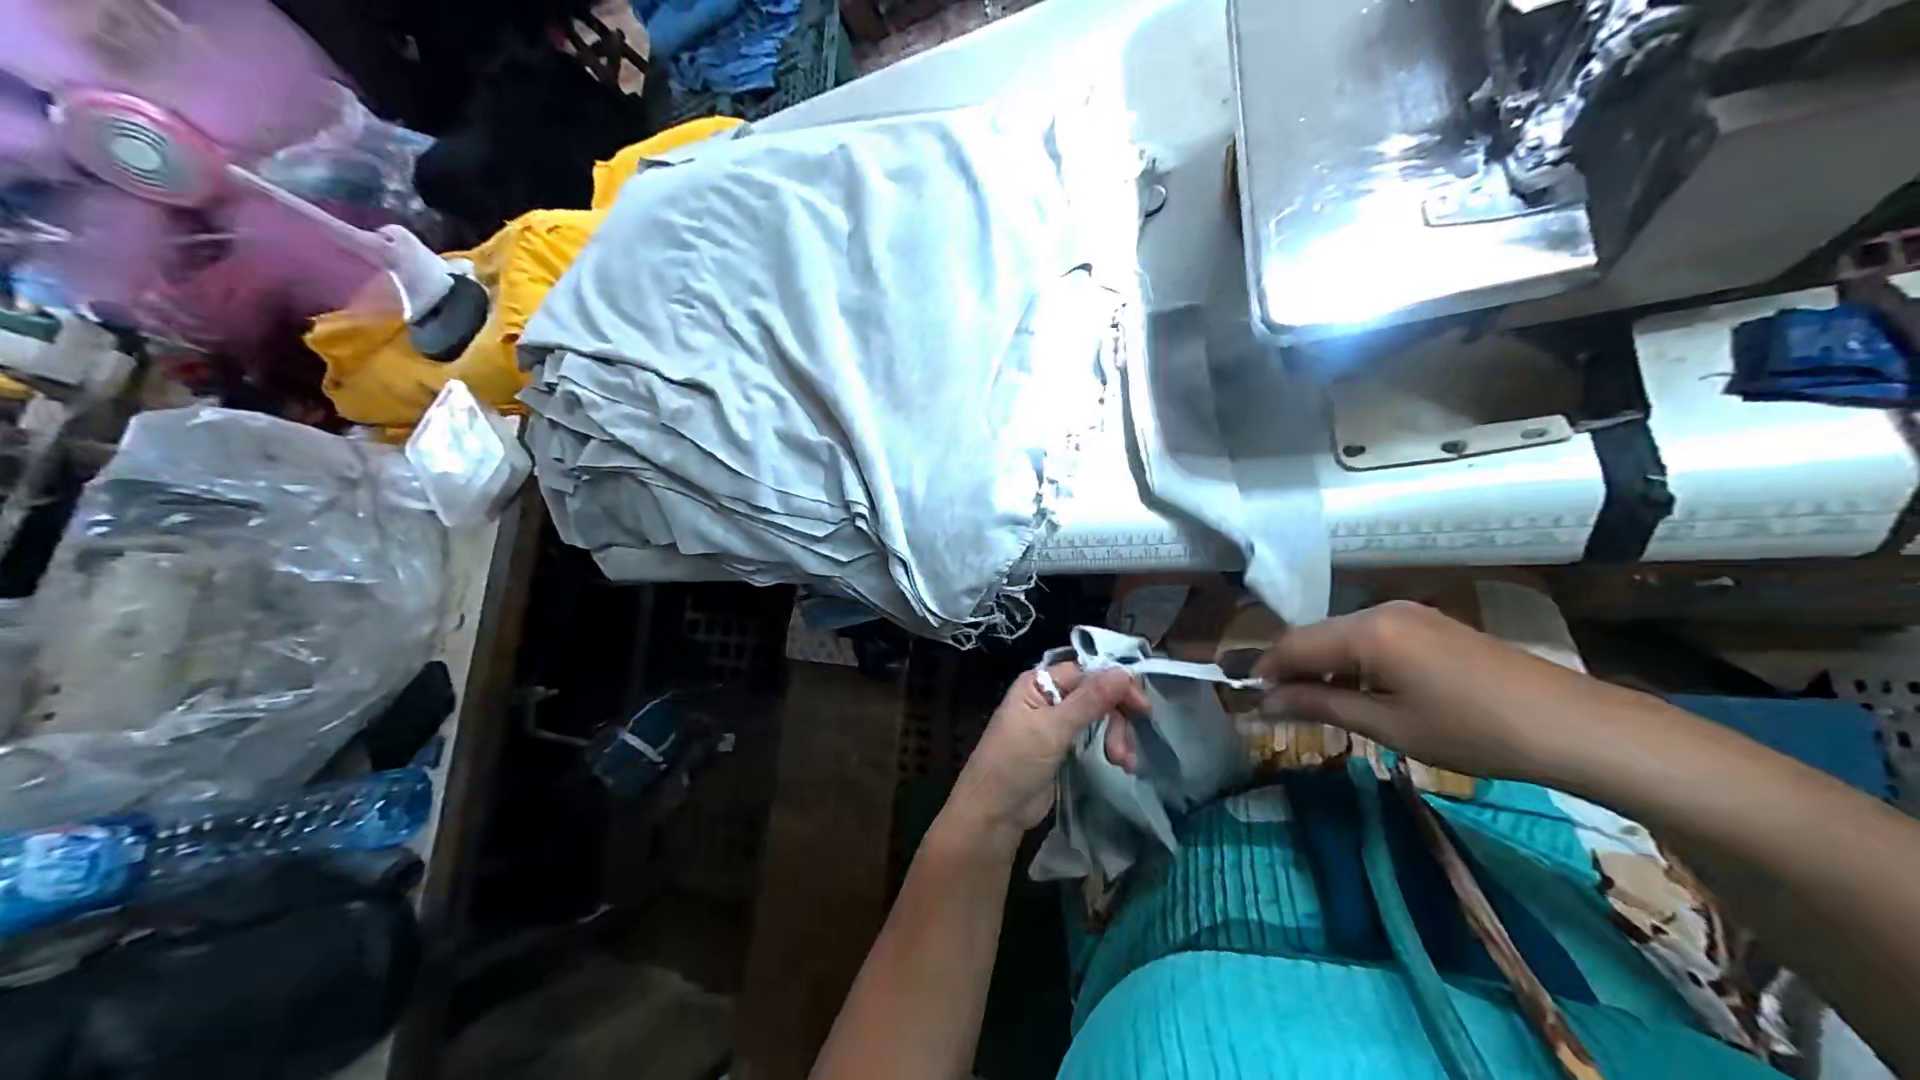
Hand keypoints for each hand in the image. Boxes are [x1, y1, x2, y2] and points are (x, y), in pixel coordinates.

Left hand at [947, 665, 1150, 841]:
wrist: (994, 812)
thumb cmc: (1015, 763)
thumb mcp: (1052, 730)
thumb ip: (1089, 701)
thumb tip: (1123, 671)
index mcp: (1038, 682)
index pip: (1086, 671)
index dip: (1116, 685)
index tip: (1143, 708)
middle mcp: (1047, 696)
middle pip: (1096, 694)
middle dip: (1115, 719)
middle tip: (1124, 750)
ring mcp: (1056, 722)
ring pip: (1099, 716)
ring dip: (1116, 736)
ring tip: (1123, 763)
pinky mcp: (1063, 746)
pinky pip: (1093, 735)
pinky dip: (1109, 746)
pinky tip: (1120, 764)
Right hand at [1252, 600, 1639, 782]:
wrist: (1571, 725)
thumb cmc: (1472, 730)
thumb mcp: (1387, 725)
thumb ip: (1318, 705)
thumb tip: (1263, 703)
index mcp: (1365, 631)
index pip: (1292, 645)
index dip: (1264, 672)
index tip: (1247, 700)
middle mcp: (1380, 610)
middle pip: (1313, 636)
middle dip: (1289, 669)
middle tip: (1276, 707)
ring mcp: (1407, 614)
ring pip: (1340, 636)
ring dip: (1320, 667)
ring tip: (1313, 705)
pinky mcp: (1428, 625)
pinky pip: (1370, 638)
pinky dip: (1351, 663)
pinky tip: (1356, 691)